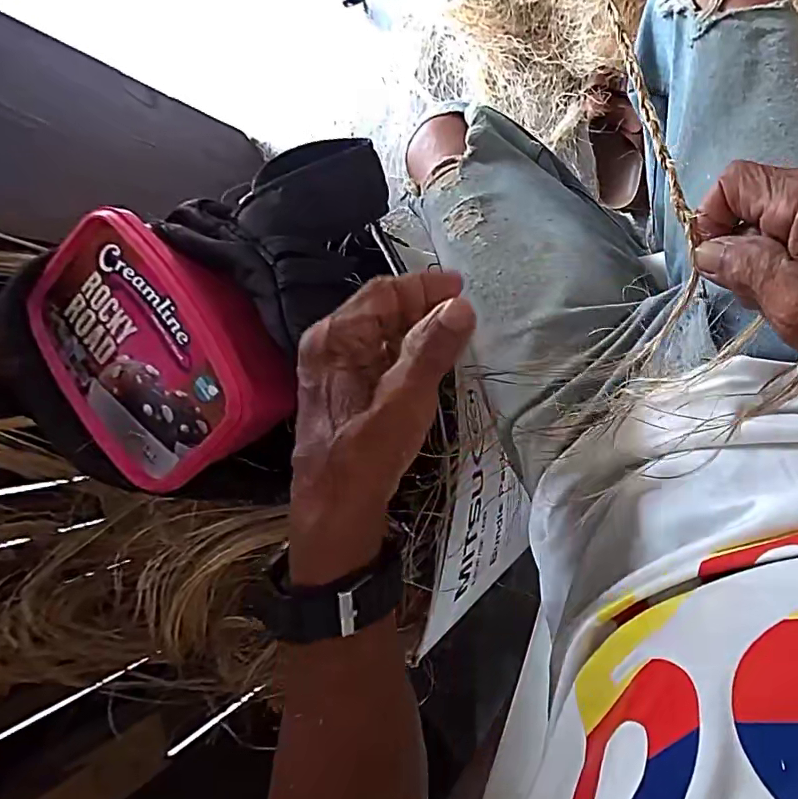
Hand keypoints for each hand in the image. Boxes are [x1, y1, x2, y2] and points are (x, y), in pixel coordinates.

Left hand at [289, 269, 475, 585]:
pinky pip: (384, 358)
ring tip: (458, 333)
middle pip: (383, 311)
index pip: (385, 293)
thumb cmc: (366, 456)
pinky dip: (411, 353)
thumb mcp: (404, 401)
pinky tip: (434, 363)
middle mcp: (332, 347)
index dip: (425, 286)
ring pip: (385, 335)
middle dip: (425, 306)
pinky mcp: (349, 392)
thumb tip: (461, 307)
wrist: (336, 512)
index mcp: (336, 338)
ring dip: (420, 330)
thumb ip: (431, 351)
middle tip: (466, 311)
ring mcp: (338, 370)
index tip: (461, 286)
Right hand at [692, 161, 797, 407]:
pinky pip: (784, 224)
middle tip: (753, 288)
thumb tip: (707, 250)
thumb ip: (747, 270)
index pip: (733, 182)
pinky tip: (789, 286)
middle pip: (746, 196)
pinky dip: (773, 254)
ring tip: (775, 292)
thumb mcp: (794, 308)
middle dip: (733, 242)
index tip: (717, 266)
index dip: (711, 220)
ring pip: (762, 213)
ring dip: (753, 253)